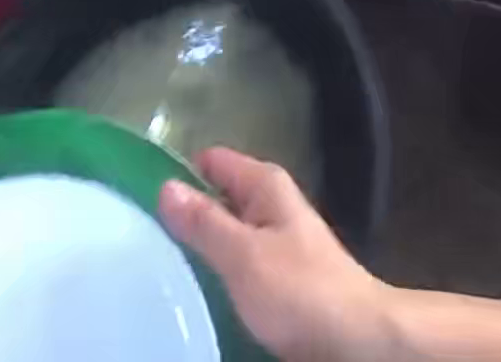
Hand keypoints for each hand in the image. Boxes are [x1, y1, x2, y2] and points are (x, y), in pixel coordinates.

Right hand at [159, 148, 396, 361]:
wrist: (356, 340)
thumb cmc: (299, 289)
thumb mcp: (243, 255)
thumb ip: (204, 221)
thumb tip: (165, 186)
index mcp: (264, 184)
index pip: (212, 160)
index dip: (180, 174)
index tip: (144, 201)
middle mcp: (269, 202)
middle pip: (216, 196)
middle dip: (185, 215)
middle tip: (144, 241)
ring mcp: (274, 238)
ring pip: (224, 231)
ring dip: (199, 247)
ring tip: (158, 268)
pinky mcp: (276, 272)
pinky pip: (235, 260)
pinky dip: (217, 270)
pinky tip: (194, 291)